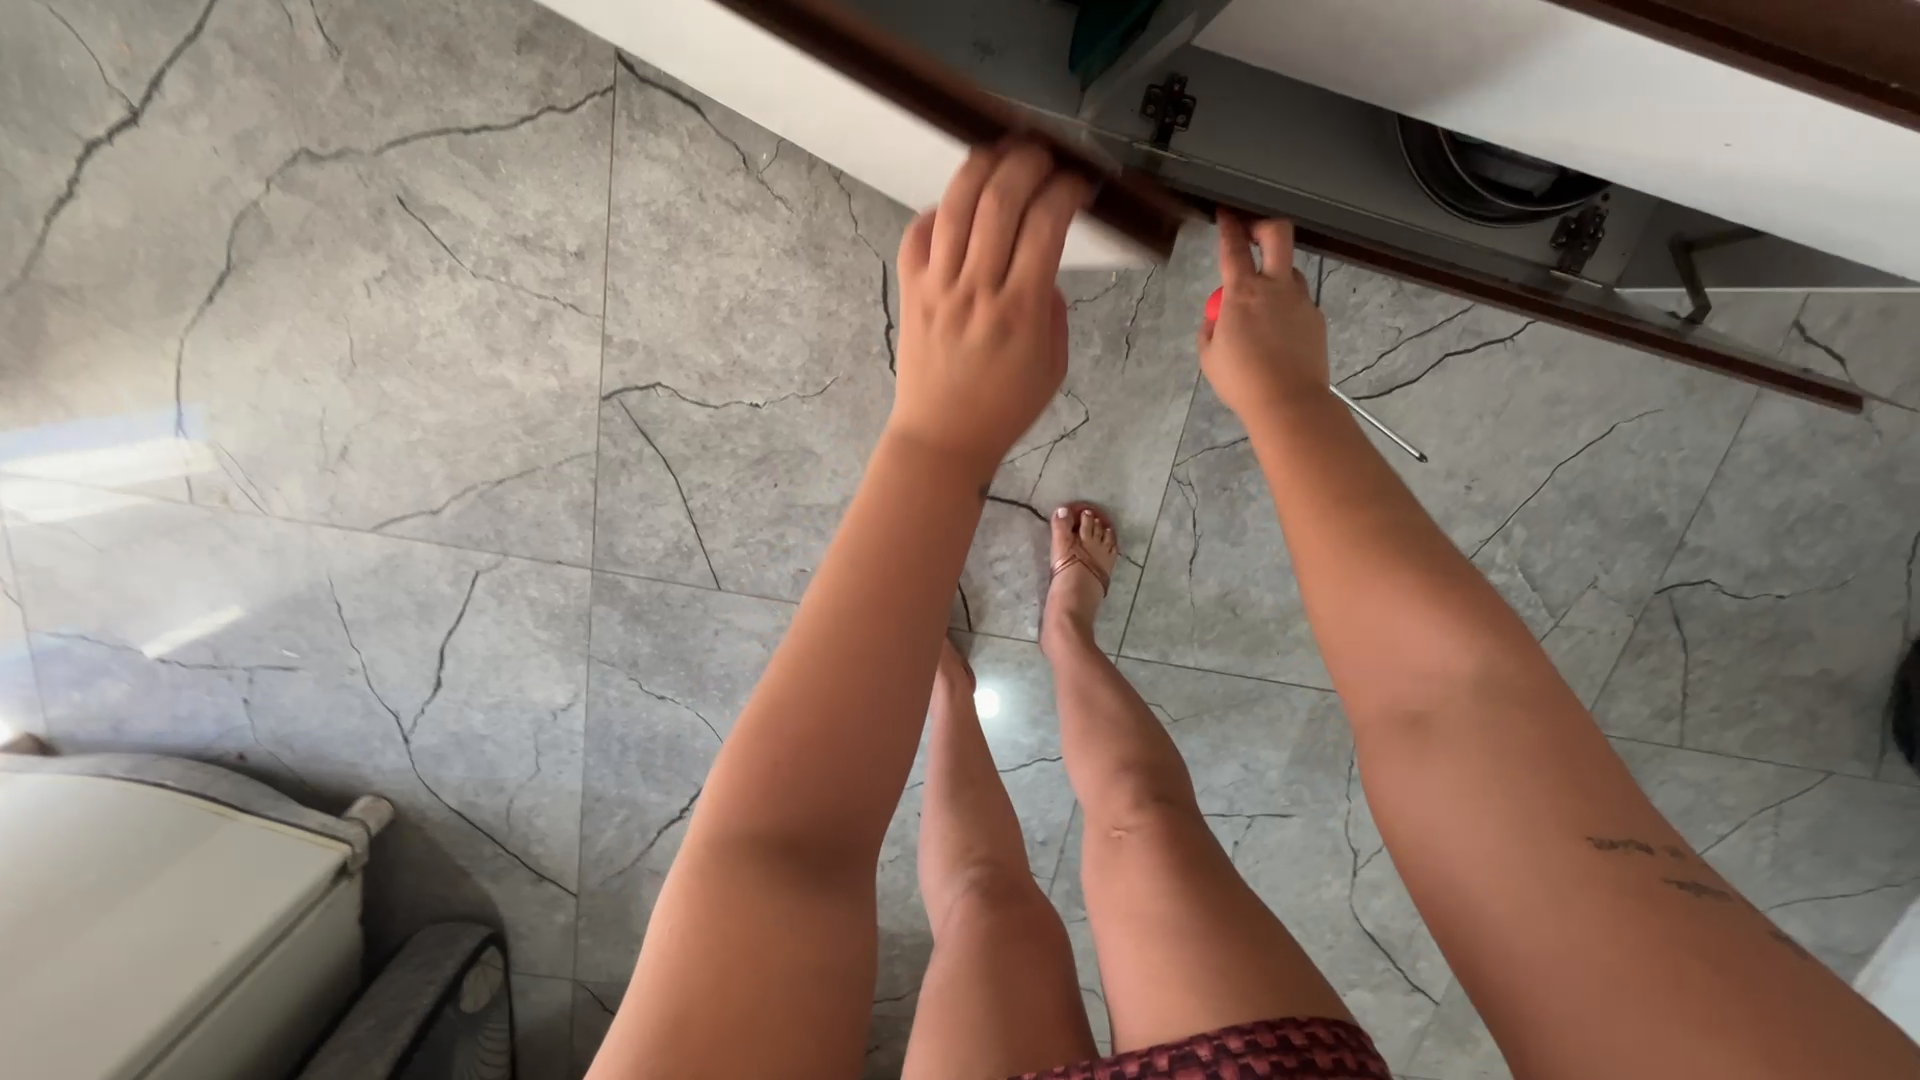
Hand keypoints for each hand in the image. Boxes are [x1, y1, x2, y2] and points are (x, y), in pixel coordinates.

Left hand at [889, 142, 1090, 478]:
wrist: (941, 438)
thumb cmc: (1004, 410)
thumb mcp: (1054, 367)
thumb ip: (1053, 310)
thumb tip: (1042, 268)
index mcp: (1021, 311)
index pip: (1047, 224)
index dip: (1066, 189)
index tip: (1078, 183)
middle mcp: (977, 290)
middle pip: (1000, 200)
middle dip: (1028, 163)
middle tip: (1044, 156)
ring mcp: (937, 287)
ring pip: (956, 204)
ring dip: (983, 166)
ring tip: (1003, 153)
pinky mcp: (910, 291)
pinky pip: (918, 233)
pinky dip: (939, 209)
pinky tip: (958, 207)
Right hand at [1198, 213, 1329, 418]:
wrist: (1288, 401)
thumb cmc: (1241, 381)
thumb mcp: (1209, 356)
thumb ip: (1211, 328)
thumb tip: (1218, 316)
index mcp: (1242, 294)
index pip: (1233, 248)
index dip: (1228, 225)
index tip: (1225, 213)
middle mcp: (1275, 288)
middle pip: (1278, 235)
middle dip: (1262, 225)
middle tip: (1251, 232)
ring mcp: (1301, 301)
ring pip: (1290, 271)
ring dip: (1275, 273)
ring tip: (1261, 300)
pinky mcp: (1316, 318)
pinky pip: (1298, 302)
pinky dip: (1286, 308)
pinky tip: (1276, 336)